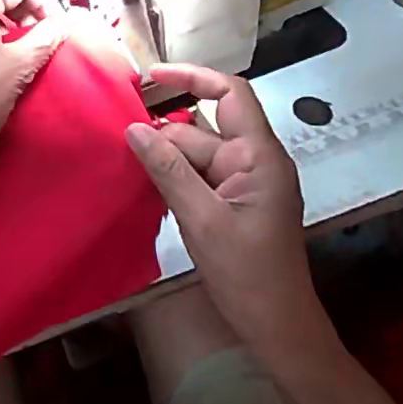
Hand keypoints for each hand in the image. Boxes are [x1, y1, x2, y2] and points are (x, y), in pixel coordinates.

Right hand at [123, 65, 323, 347]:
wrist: (278, 327)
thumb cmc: (248, 275)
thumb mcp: (201, 219)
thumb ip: (167, 170)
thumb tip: (133, 129)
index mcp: (259, 155)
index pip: (231, 94)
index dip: (193, 76)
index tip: (152, 76)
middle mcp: (255, 160)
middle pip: (203, 129)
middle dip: (165, 136)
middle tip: (123, 147)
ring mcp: (246, 181)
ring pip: (198, 153)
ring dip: (167, 160)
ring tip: (131, 169)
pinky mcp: (236, 200)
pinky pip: (201, 175)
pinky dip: (177, 177)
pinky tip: (151, 186)